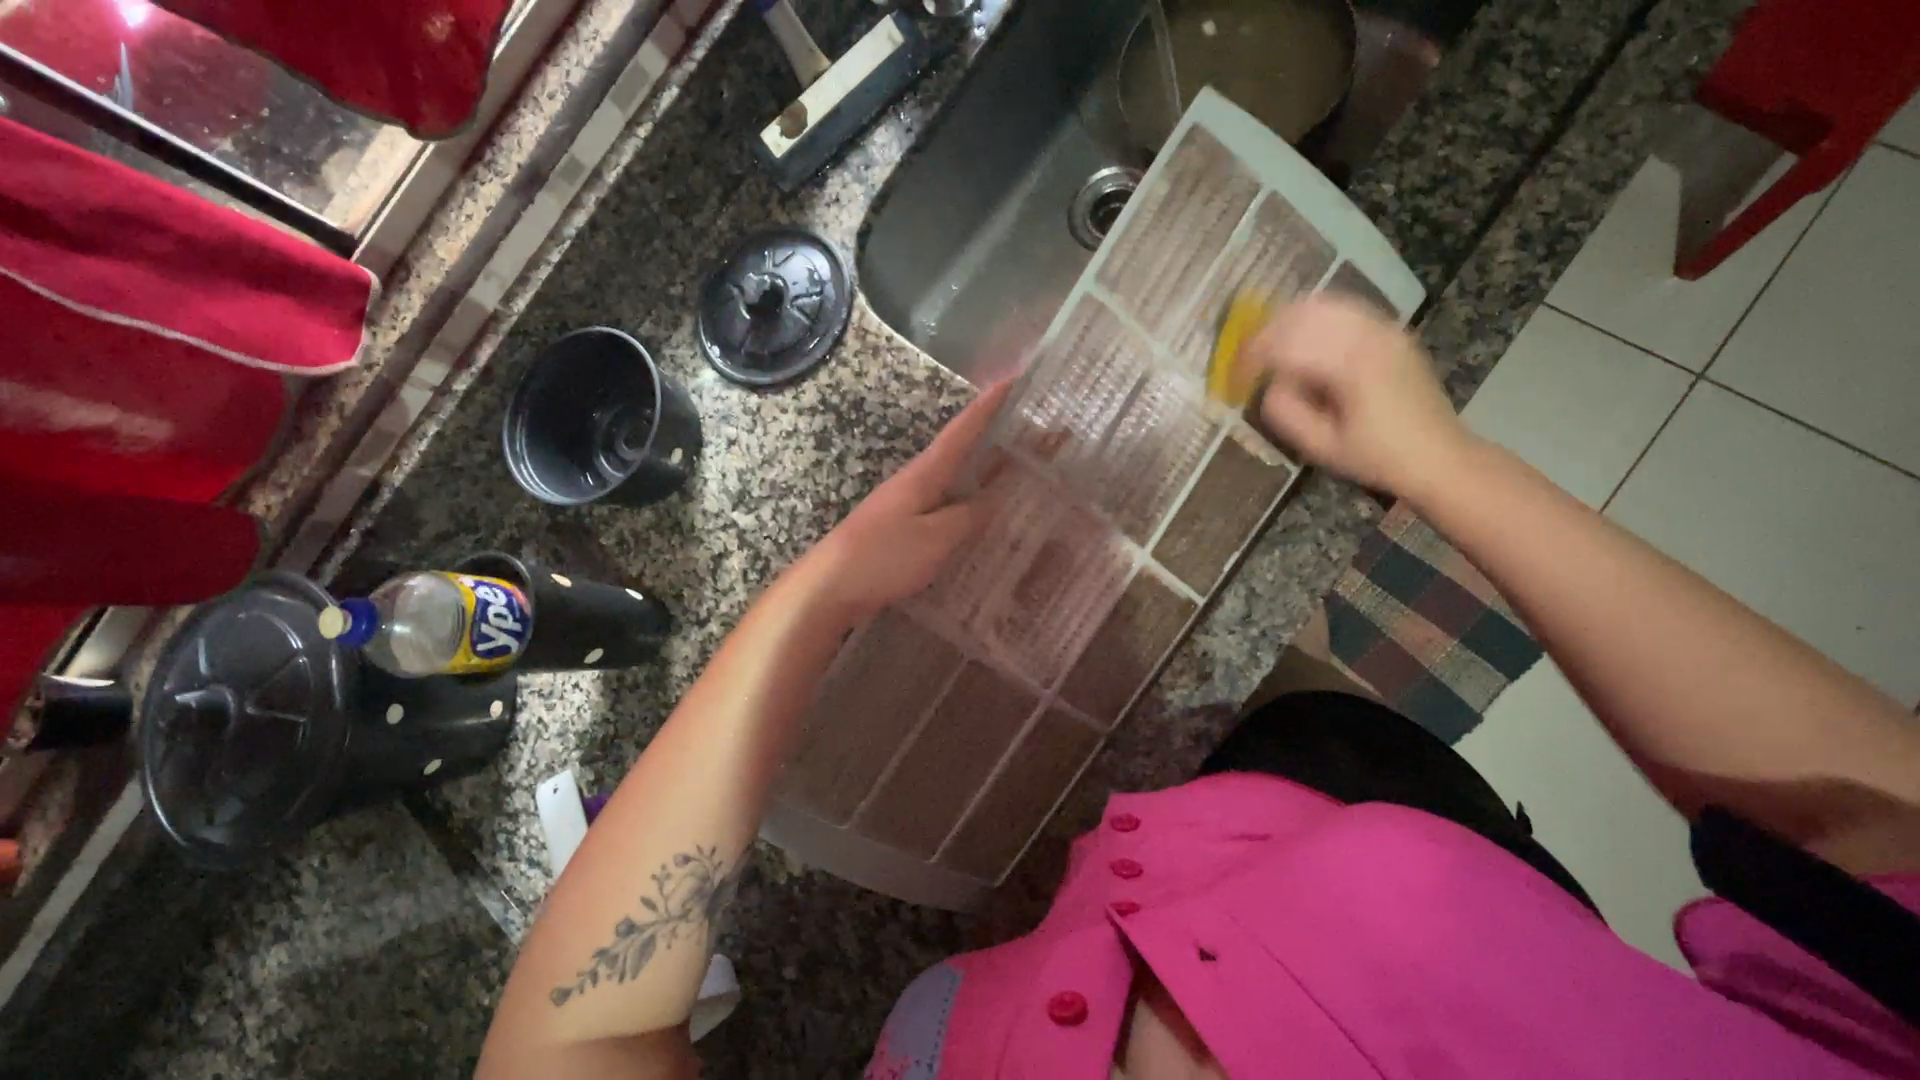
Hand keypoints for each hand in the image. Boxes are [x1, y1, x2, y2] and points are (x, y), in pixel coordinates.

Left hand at [794, 381, 1010, 621]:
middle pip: (959, 451)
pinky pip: (943, 506)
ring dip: (982, 471)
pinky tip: (981, 517)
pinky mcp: (901, 528)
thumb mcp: (935, 538)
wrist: (830, 586)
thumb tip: (994, 498)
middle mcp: (916, 481)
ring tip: (1017, 469)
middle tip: (1031, 430)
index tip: (1013, 379)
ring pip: (953, 480)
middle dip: (992, 437)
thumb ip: (967, 517)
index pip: (962, 430)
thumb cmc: (883, 556)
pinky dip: (967, 503)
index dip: (988, 405)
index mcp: (925, 474)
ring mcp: (906, 504)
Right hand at [1245, 295, 1470, 495]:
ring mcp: (1384, 328)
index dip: (1253, 355)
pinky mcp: (1391, 330)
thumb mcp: (1321, 447)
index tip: (1237, 373)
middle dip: (1269, 332)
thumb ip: (1286, 413)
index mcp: (1350, 365)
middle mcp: (1368, 336)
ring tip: (1275, 345)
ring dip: (1292, 321)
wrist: (1439, 455)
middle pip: (1302, 314)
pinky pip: (1346, 309)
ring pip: (1323, 305)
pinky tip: (1307, 337)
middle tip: (1251, 357)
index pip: (1286, 344)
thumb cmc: (1377, 458)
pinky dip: (1318, 317)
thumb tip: (1268, 385)